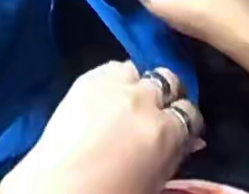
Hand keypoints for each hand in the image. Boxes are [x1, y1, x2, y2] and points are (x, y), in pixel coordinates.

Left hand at [0, 61, 202, 193]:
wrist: (57, 189)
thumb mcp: (152, 184)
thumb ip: (171, 156)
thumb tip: (185, 141)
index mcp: (165, 132)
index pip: (190, 113)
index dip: (187, 121)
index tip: (183, 128)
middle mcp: (146, 100)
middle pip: (170, 81)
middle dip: (168, 95)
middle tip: (159, 110)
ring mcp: (117, 83)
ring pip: (140, 70)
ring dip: (140, 84)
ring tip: (131, 101)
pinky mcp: (91, 76)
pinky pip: (113, 68)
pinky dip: (116, 79)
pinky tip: (108, 95)